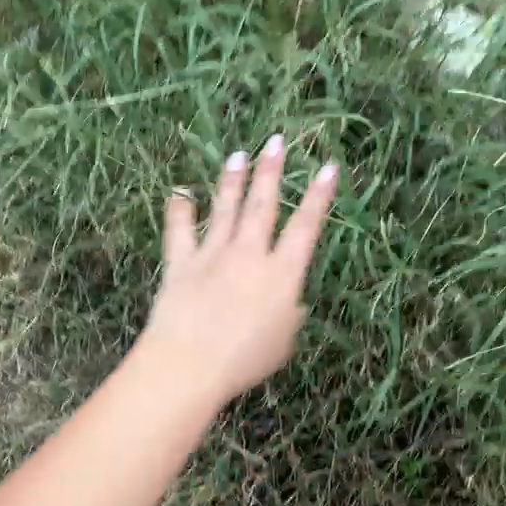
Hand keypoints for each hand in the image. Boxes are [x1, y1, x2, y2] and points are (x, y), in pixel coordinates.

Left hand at [137, 136, 339, 403]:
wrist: (191, 363)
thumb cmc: (245, 361)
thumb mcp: (283, 344)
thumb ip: (289, 318)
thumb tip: (291, 303)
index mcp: (282, 276)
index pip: (306, 228)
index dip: (319, 197)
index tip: (327, 168)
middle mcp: (249, 255)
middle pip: (263, 206)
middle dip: (271, 171)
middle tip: (276, 141)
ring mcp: (212, 256)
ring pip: (225, 209)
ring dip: (232, 181)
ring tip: (238, 155)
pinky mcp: (180, 264)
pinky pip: (179, 231)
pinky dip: (179, 210)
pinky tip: (179, 192)